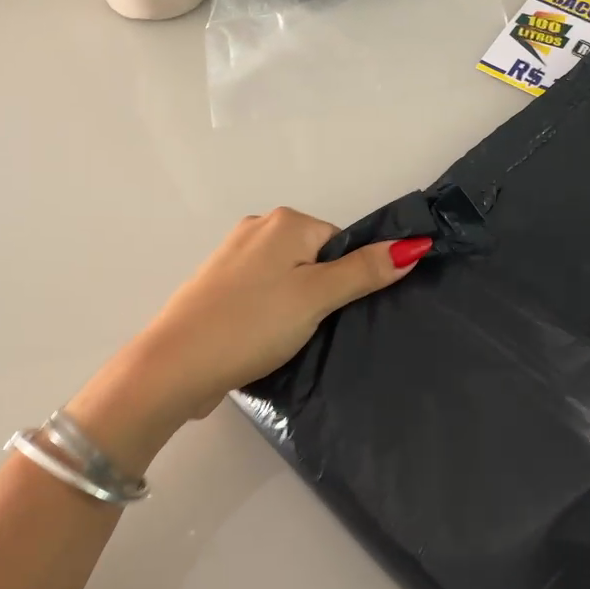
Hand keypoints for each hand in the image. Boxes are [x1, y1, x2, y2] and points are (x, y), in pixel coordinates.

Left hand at [66, 208, 431, 469]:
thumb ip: (364, 271)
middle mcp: (257, 228)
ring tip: (287, 340)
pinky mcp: (217, 288)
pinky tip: (263, 341)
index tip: (336, 313)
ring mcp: (233, 258)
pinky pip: (262, 294)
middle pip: (315, 258)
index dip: (347, 278)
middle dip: (322, 293)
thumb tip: (415, 244)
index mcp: (284, 222)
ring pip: (288, 279)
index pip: (340, 241)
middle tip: (314, 329)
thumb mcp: (317, 297)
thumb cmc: (252, 324)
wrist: (174, 366)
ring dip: (296, 307)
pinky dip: (270, 315)